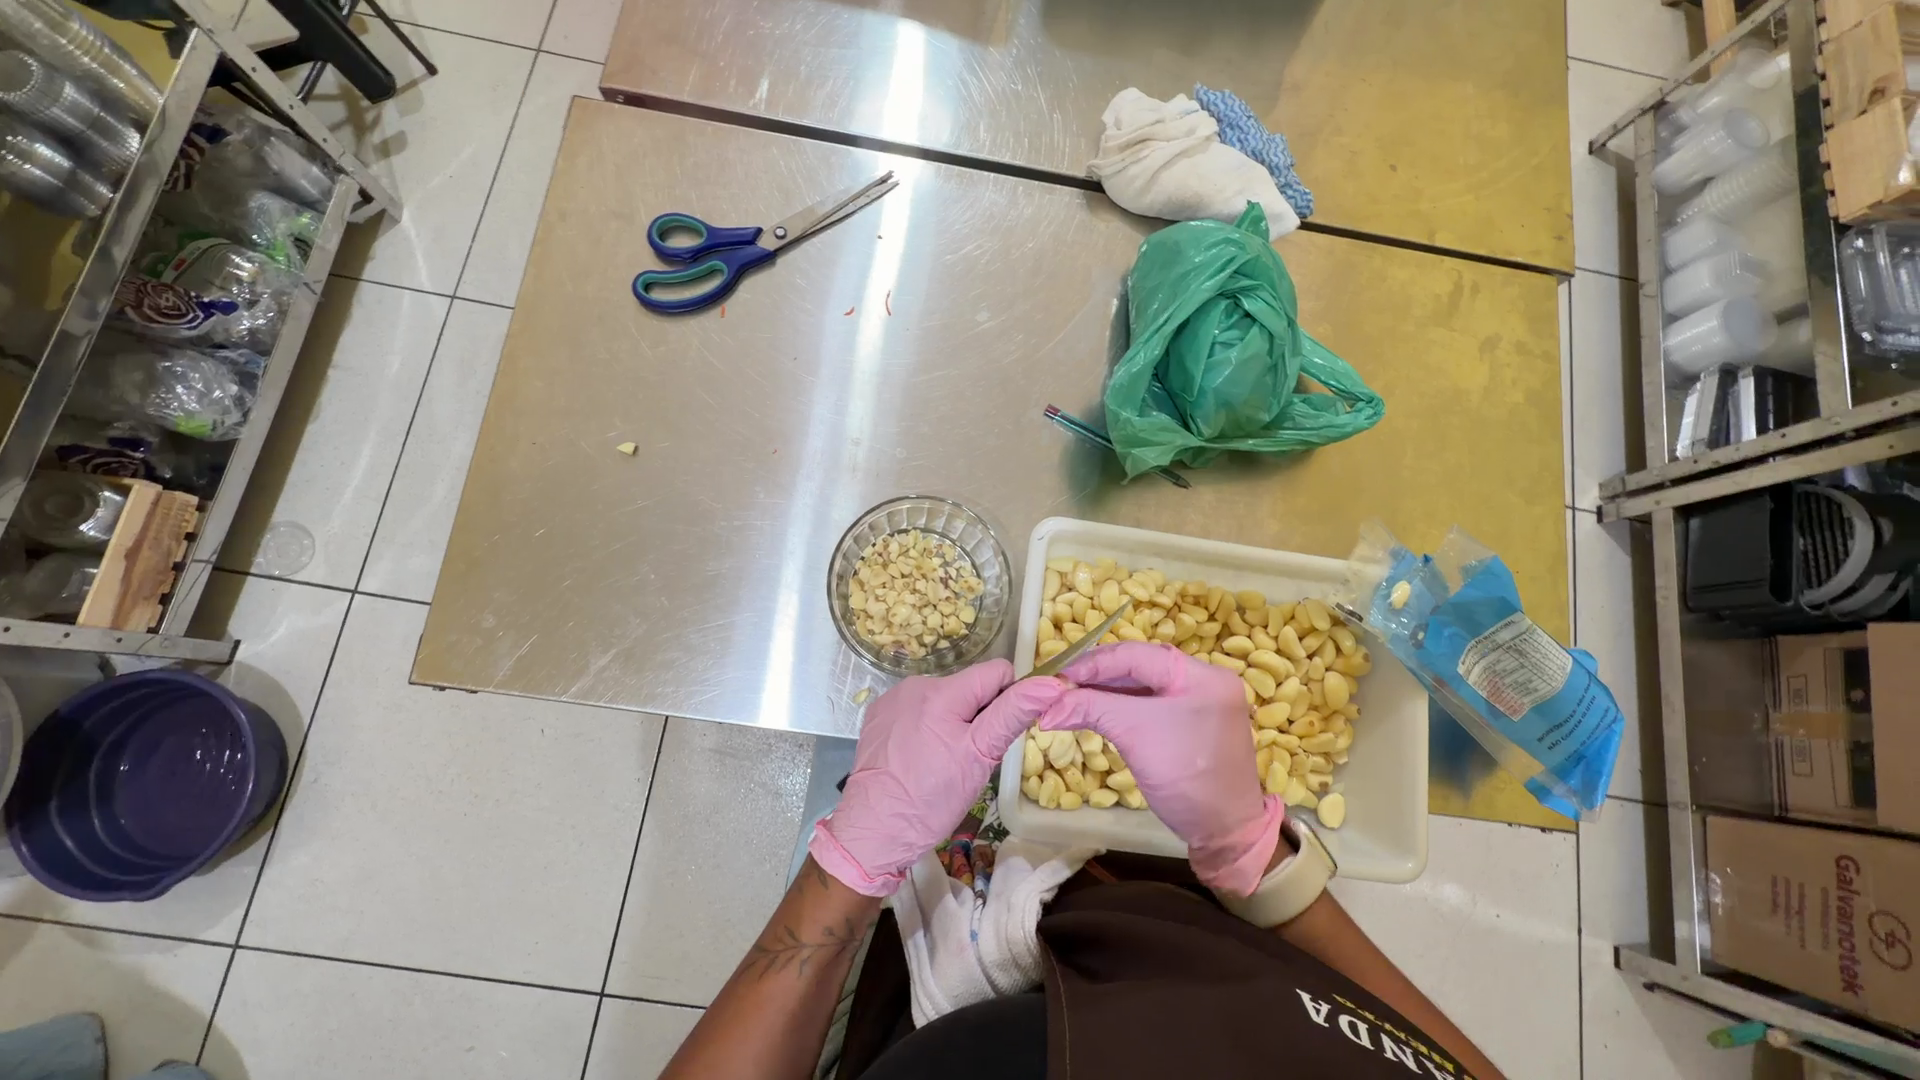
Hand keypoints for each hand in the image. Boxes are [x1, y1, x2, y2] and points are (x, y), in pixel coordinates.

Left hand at [810, 660, 1067, 896]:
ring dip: (953, 721)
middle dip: (979, 715)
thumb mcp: (980, 757)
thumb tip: (1052, 684)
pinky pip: (917, 710)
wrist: (873, 831)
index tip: (1004, 733)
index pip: (996, 671)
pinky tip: (920, 758)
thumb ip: (1013, 714)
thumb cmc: (932, 798)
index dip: (1011, 697)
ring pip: (944, 699)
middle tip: (973, 757)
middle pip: (968, 686)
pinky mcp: (877, 716)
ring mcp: (892, 699)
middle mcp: (915, 684)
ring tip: (945, 761)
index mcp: (943, 690)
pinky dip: (926, 728)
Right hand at [1038, 642, 1282, 894]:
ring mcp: (1198, 702)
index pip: (1136, 654)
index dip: (1092, 663)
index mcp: (1200, 674)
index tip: (1057, 676)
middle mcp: (1203, 679)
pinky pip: (1149, 704)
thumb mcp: (1135, 735)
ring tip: (1069, 698)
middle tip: (1059, 687)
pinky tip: (1093, 710)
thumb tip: (1046, 707)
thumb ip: (1091, 709)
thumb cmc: (1185, 777)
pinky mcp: (1190, 723)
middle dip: (1096, 676)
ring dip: (1104, 692)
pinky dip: (1119, 707)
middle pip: (1139, 666)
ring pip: (1142, 686)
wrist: (1225, 832)